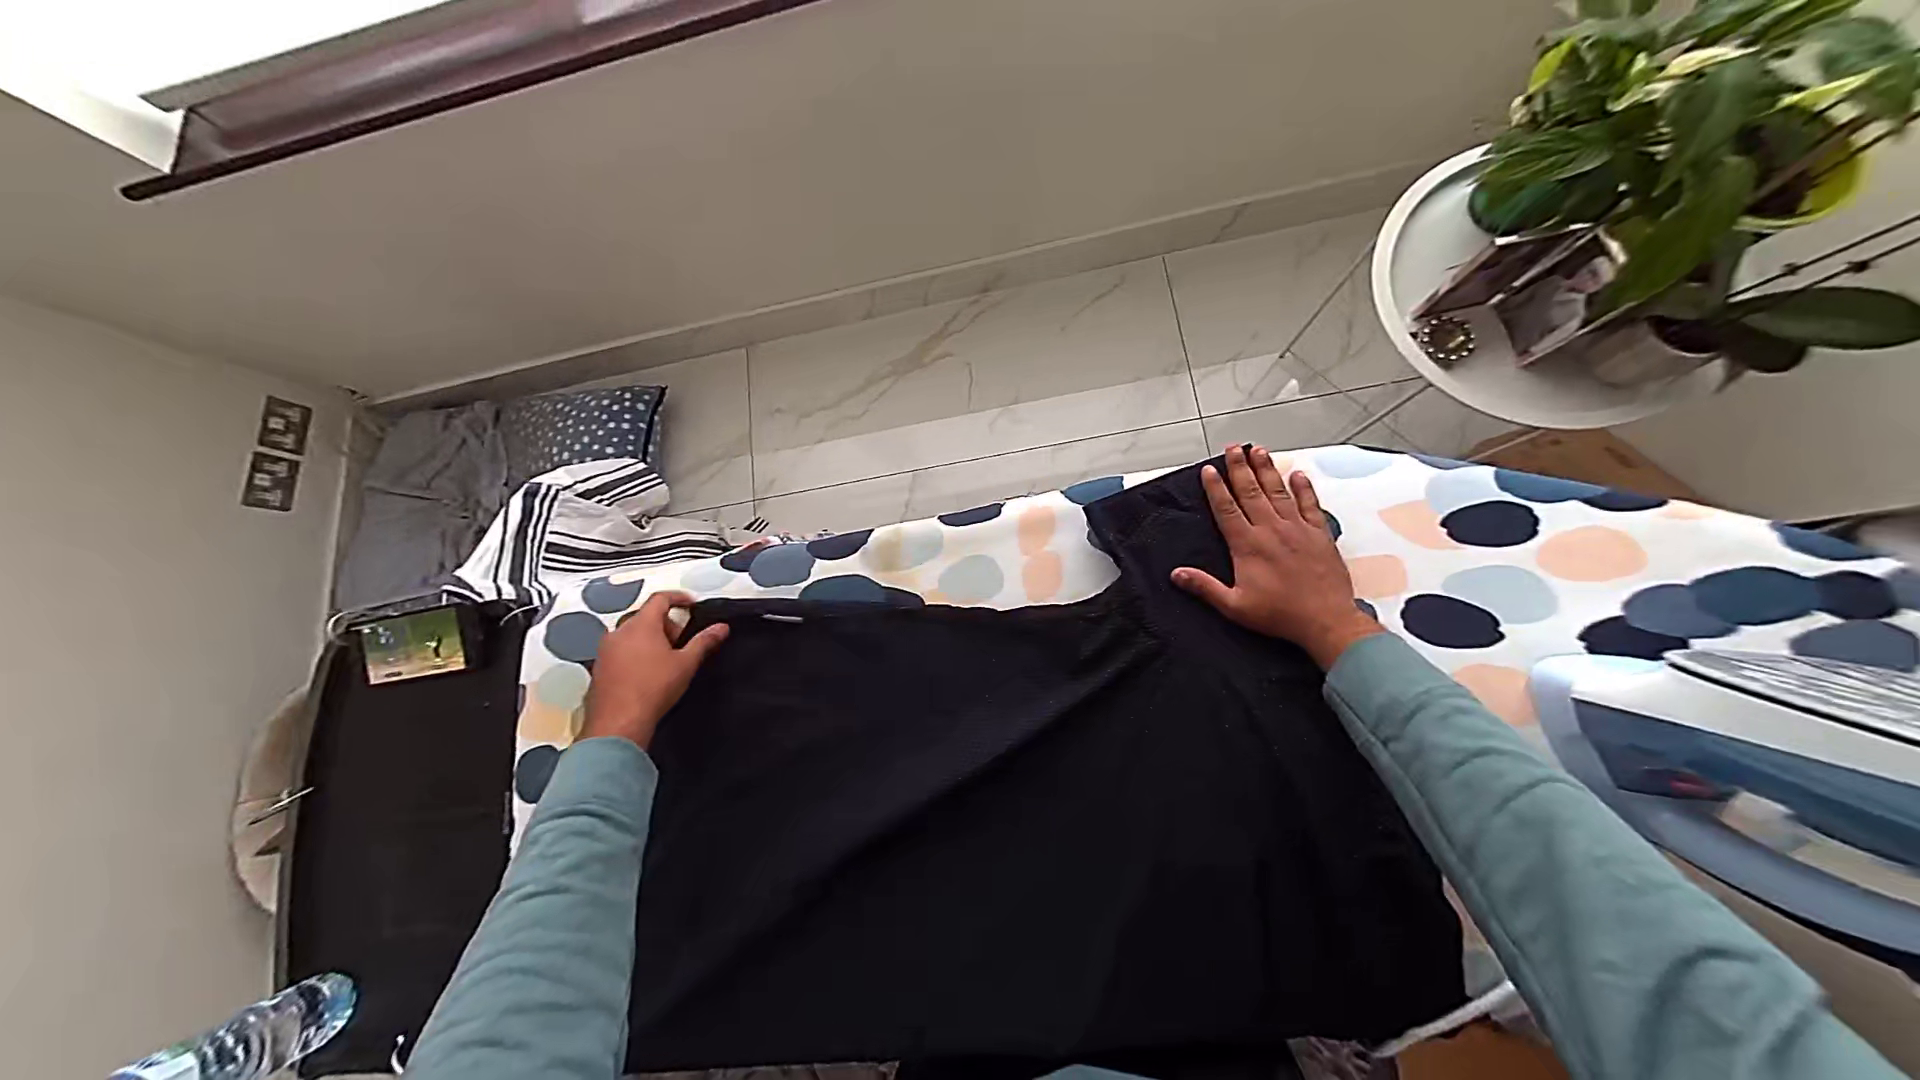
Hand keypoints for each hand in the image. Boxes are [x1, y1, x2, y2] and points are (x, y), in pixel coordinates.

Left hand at [580, 591, 728, 748]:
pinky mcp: (599, 666)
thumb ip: (705, 641)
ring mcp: (606, 649)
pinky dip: (635, 652)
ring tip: (666, 660)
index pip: (660, 598)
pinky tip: (647, 673)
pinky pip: (621, 650)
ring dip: (650, 639)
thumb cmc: (653, 689)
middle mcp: (619, 632)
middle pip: (646, 616)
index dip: (679, 598)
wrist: (619, 722)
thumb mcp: (686, 663)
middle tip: (681, 642)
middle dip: (667, 624)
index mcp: (641, 625)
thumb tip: (721, 628)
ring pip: (632, 633)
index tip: (691, 605)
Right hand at [1172, 444, 1384, 669]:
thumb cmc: (1280, 615)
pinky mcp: (1319, 535)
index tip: (1209, 470)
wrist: (1326, 621)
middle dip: (1240, 468)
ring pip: (1278, 492)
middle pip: (1251, 492)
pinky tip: (1297, 475)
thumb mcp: (1234, 606)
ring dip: (1266, 470)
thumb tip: (1177, 575)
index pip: (1226, 508)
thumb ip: (1204, 587)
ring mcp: (1297, 530)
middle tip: (1233, 449)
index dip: (1216, 488)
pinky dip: (1304, 488)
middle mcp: (1271, 531)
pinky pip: (1310, 505)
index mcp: (1248, 545)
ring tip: (1259, 451)